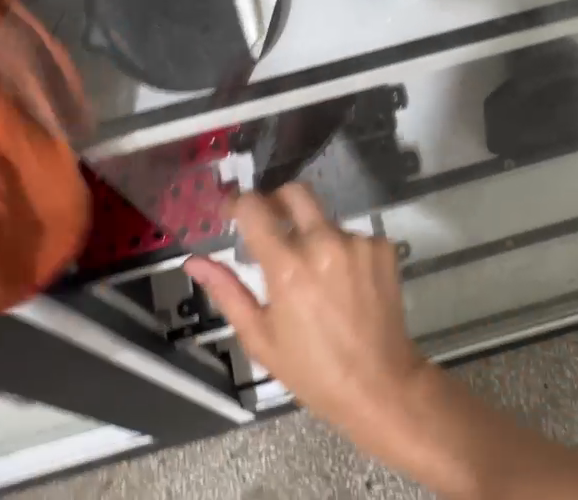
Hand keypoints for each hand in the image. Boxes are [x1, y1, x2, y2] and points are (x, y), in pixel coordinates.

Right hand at [186, 185, 433, 441]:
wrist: (378, 385)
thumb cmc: (311, 369)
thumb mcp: (260, 337)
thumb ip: (227, 291)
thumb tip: (194, 261)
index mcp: (287, 267)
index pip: (254, 208)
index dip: (238, 204)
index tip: (233, 211)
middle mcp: (324, 243)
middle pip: (295, 193)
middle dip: (277, 202)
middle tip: (271, 225)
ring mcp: (358, 242)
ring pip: (325, 220)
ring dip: (313, 235)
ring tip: (316, 276)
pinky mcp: (383, 248)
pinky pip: (354, 236)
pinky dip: (343, 252)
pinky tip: (344, 284)